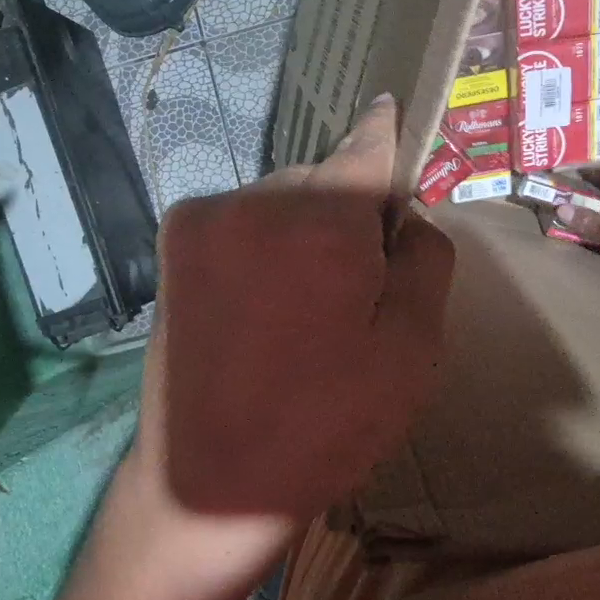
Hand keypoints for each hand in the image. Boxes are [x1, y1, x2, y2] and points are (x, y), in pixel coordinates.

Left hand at [132, 93, 455, 522]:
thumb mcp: (413, 351)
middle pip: (328, 178)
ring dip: (305, 230)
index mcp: (322, 221)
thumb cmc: (326, 426)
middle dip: (351, 214)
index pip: (371, 145)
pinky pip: (243, 219)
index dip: (394, 137)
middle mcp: (257, 198)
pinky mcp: (173, 242)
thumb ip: (426, 258)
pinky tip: (265, 307)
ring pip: (283, 198)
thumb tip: (405, 213)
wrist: (208, 484)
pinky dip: (265, 244)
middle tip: (357, 288)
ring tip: (305, 309)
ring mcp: (204, 217)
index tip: (400, 116)